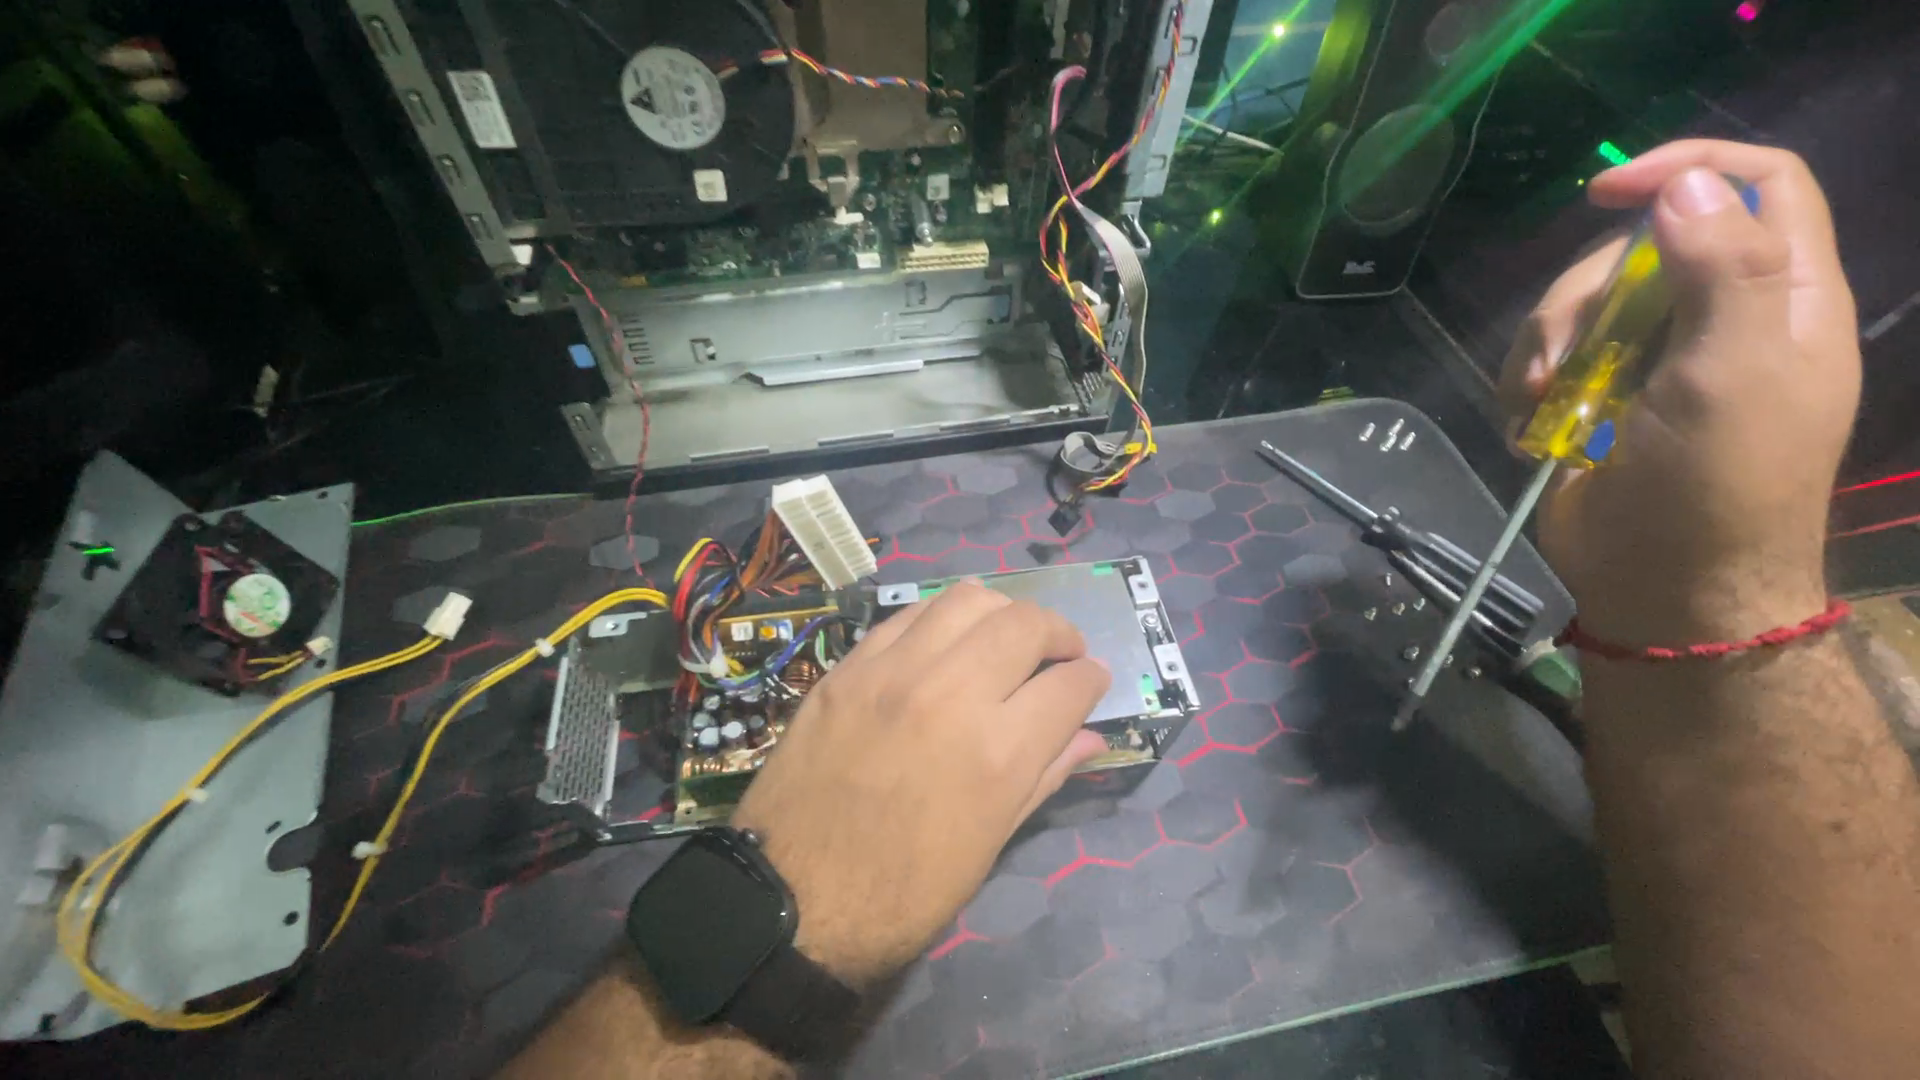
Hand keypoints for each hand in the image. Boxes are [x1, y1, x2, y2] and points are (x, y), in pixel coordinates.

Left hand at [731, 582, 1110, 987]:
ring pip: (967, 601)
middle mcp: (950, 694)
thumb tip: (1090, 736)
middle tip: (1060, 652)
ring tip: (1005, 636)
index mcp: (996, 754)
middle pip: (1025, 624)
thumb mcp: (987, 846)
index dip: (1092, 679)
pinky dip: (942, 621)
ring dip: (1002, 612)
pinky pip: (908, 616)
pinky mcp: (849, 668)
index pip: (1069, 685)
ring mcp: (893, 672)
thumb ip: (1044, 777)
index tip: (1092, 681)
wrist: (790, 898)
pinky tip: (945, 642)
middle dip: (1060, 632)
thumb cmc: (902, 893)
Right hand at [1500, 141, 1859, 643]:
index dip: (1686, 170)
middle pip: (1634, 253)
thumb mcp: (1733, 374)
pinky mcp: (1589, 398)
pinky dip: (1524, 390)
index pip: (1755, 187)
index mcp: (1776, 299)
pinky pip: (1541, 362)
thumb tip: (1684, 187)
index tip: (1603, 192)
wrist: (1661, 586)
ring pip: (1575, 310)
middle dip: (1580, 301)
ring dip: (1541, 354)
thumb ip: (1724, 271)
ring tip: (1536, 409)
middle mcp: (1709, 319)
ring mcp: (1644, 362)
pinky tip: (1529, 430)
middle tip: (1560, 363)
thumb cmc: (1714, 487)